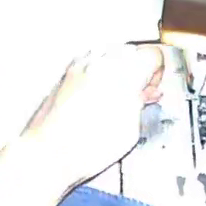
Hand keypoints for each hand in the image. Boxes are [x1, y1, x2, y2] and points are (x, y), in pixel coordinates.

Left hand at [7, 45, 165, 191]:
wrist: (48, 153)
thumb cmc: (87, 147)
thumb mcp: (130, 130)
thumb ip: (140, 104)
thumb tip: (146, 94)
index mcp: (123, 74)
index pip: (152, 56)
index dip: (157, 74)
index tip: (151, 90)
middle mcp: (102, 62)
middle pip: (131, 51)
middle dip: (138, 70)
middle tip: (138, 94)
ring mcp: (81, 65)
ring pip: (110, 52)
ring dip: (119, 68)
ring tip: (118, 93)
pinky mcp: (66, 73)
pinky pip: (91, 60)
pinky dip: (100, 70)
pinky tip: (99, 92)